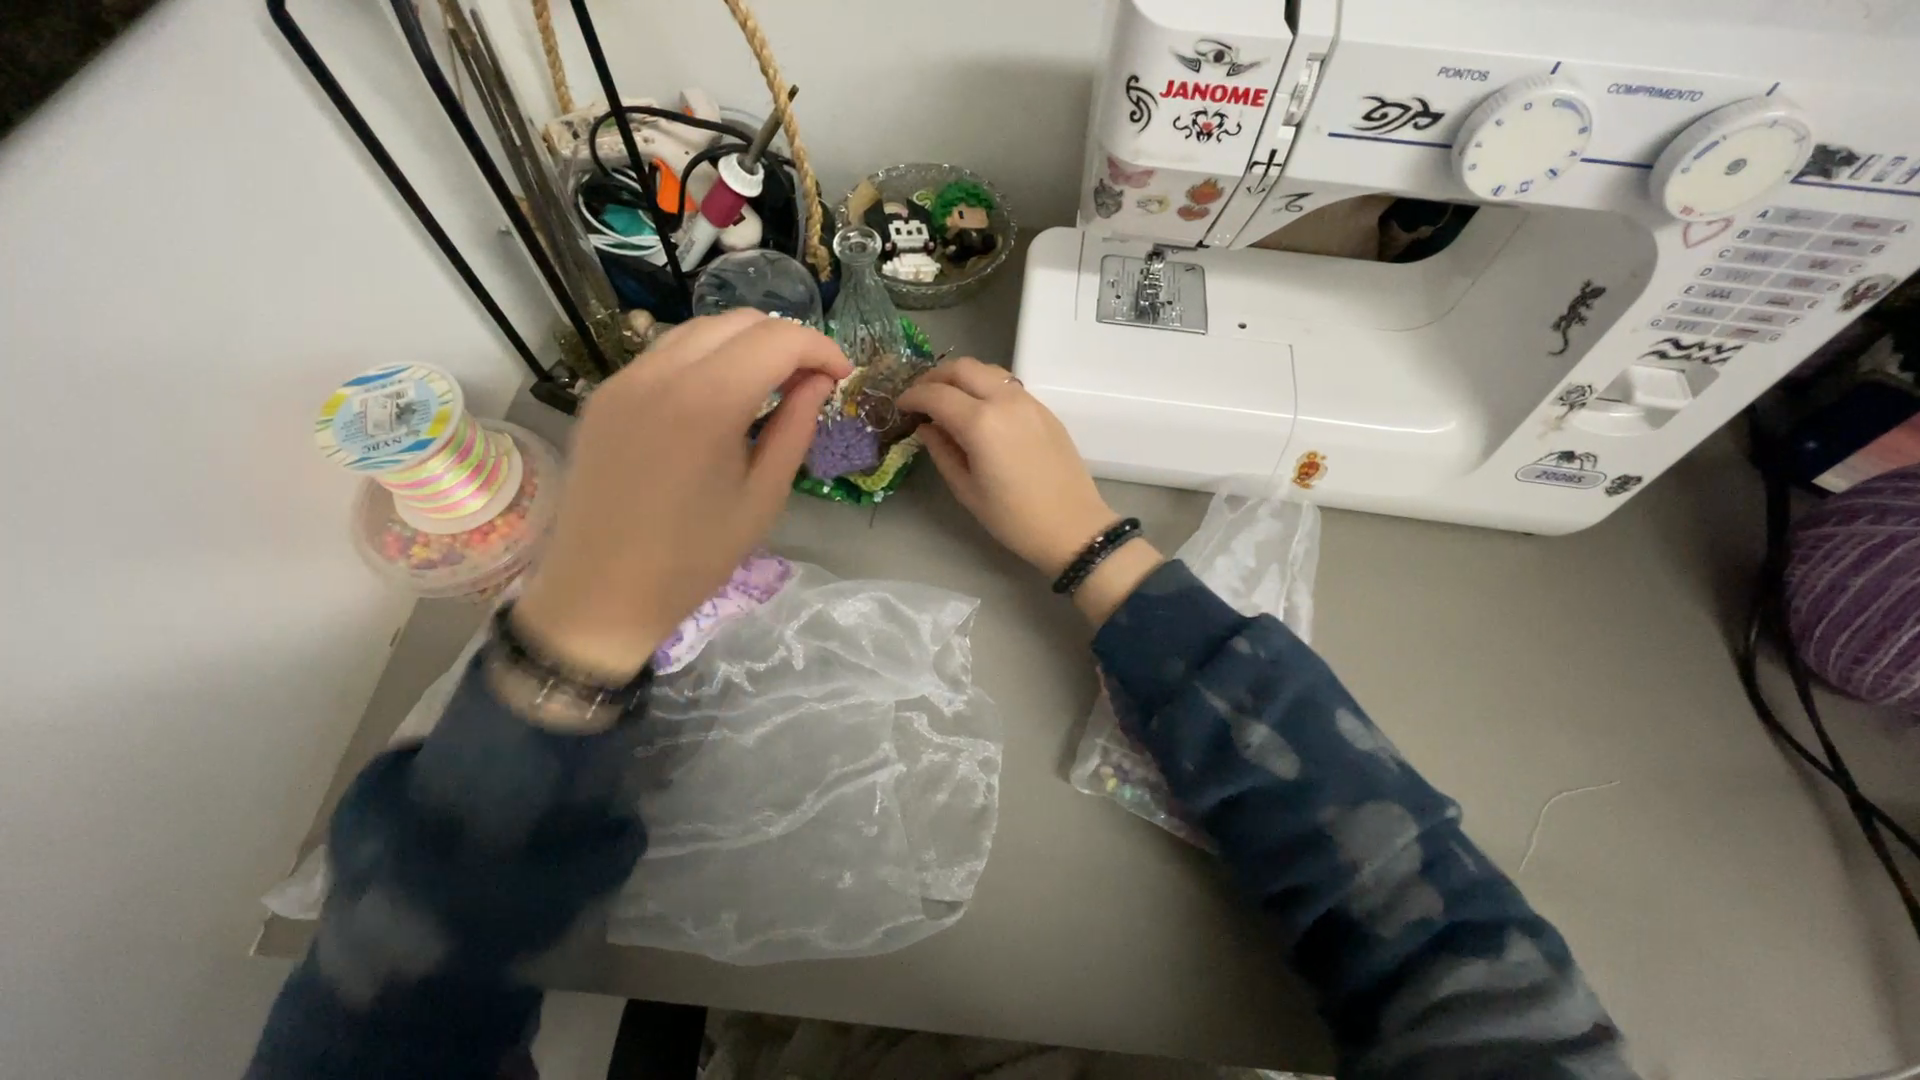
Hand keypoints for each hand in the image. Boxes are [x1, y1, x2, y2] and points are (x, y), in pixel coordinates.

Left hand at [514, 311, 849, 680]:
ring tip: (769, 386)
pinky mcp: (605, 394)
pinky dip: (705, 359)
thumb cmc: (693, 558)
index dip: (822, 349)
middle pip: (741, 322)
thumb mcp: (763, 498)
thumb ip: (796, 429)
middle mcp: (662, 373)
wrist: (600, 592)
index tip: (842, 378)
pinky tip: (718, 398)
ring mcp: (626, 378)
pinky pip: (665, 353)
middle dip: (787, 341)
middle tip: (810, 383)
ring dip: (745, 345)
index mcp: (709, 402)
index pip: (780, 340)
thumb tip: (818, 384)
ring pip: (700, 329)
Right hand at [898, 358, 1161, 624]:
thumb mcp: (967, 490)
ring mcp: (1028, 401)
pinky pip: (1007, 384)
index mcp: (980, 423)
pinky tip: (978, 410)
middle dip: (935, 377)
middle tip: (921, 397)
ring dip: (962, 377)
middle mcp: (1004, 401)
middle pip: (962, 368)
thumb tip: (926, 428)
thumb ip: (942, 451)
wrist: (1073, 526)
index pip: (936, 395)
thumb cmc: (1014, 518)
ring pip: (987, 369)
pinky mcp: (1044, 409)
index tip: (900, 406)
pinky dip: (985, 386)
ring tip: (947, 399)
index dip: (912, 397)